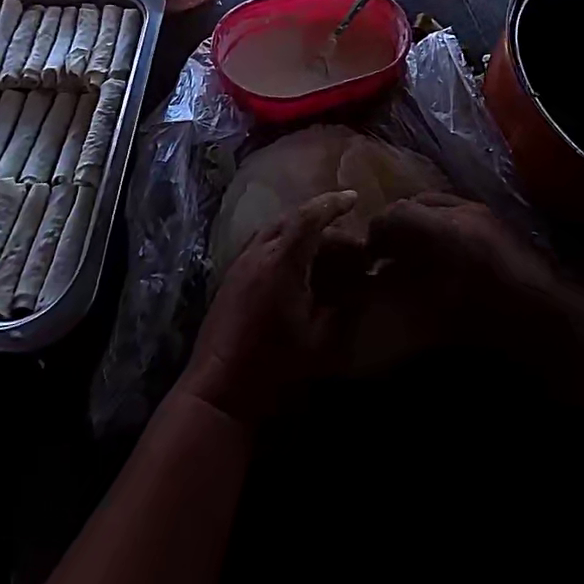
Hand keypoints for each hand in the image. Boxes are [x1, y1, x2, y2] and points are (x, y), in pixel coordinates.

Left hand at [176, 190, 360, 425]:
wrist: (220, 386)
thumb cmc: (275, 365)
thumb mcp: (323, 341)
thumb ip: (346, 308)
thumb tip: (363, 287)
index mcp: (282, 261)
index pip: (308, 217)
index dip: (332, 204)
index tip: (353, 197)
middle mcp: (257, 253)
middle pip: (290, 220)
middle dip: (320, 220)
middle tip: (346, 236)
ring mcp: (239, 264)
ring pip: (273, 232)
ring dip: (299, 231)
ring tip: (325, 248)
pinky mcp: (230, 277)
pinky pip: (260, 246)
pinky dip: (283, 245)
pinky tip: (296, 266)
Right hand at [363, 192, 583, 378]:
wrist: (558, 328)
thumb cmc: (494, 325)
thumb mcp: (438, 310)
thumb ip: (404, 284)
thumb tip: (382, 274)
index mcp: (445, 232)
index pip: (394, 215)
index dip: (376, 234)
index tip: (370, 257)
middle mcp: (464, 212)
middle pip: (412, 203)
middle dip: (395, 224)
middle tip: (388, 251)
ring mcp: (485, 214)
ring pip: (435, 202)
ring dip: (418, 220)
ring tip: (415, 249)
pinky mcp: (500, 223)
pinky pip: (458, 209)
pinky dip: (441, 222)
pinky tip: (446, 251)